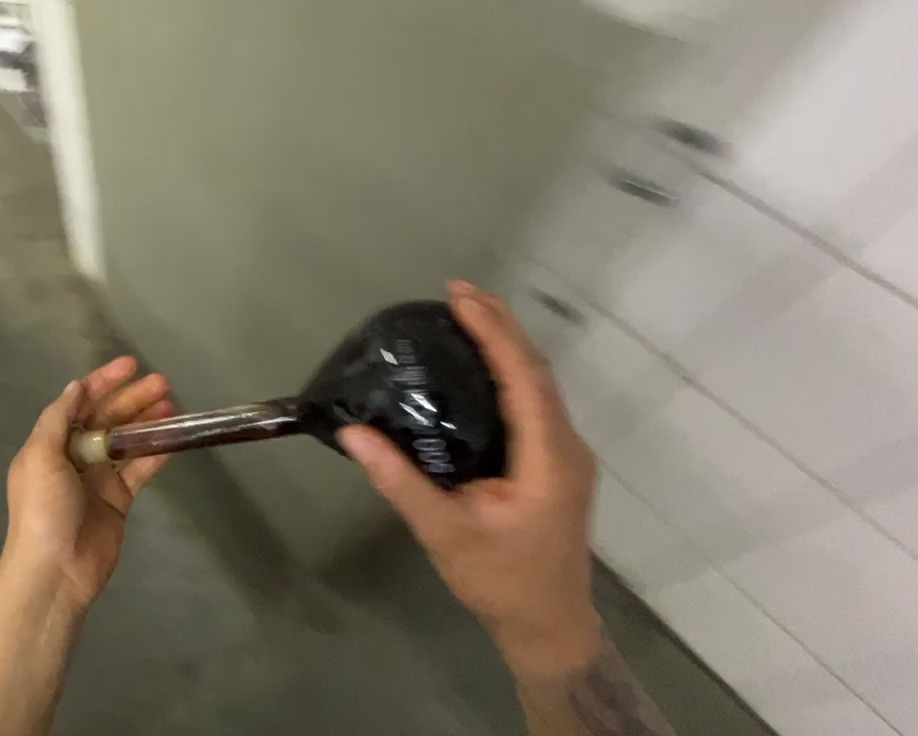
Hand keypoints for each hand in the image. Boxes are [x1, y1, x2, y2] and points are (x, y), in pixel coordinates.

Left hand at [3, 358, 174, 610]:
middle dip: (133, 399)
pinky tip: (174, 437)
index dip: (104, 381)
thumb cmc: (43, 508)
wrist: (54, 571)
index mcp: (50, 443)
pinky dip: (155, 452)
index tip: (131, 365)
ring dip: (147, 421)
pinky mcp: (119, 500)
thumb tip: (76, 386)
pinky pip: (139, 469)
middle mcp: (73, 455)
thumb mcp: (40, 456)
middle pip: (107, 418)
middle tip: (163, 383)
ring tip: (173, 405)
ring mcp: (98, 478)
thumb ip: (58, 418)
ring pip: (126, 440)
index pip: (79, 402)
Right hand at [338, 281, 602, 674]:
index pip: (525, 381)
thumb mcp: (443, 532)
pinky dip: (508, 367)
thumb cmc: (499, 579)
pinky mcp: (552, 460)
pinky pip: (533, 398)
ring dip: (506, 341)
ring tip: (467, 311)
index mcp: (548, 460)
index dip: (495, 335)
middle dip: (500, 324)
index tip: (460, 299)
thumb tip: (353, 433)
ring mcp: (564, 453)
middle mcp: (565, 447)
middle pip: (537, 370)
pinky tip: (480, 359)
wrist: (547, 625)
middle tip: (457, 291)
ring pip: (539, 382)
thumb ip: (399, 481)